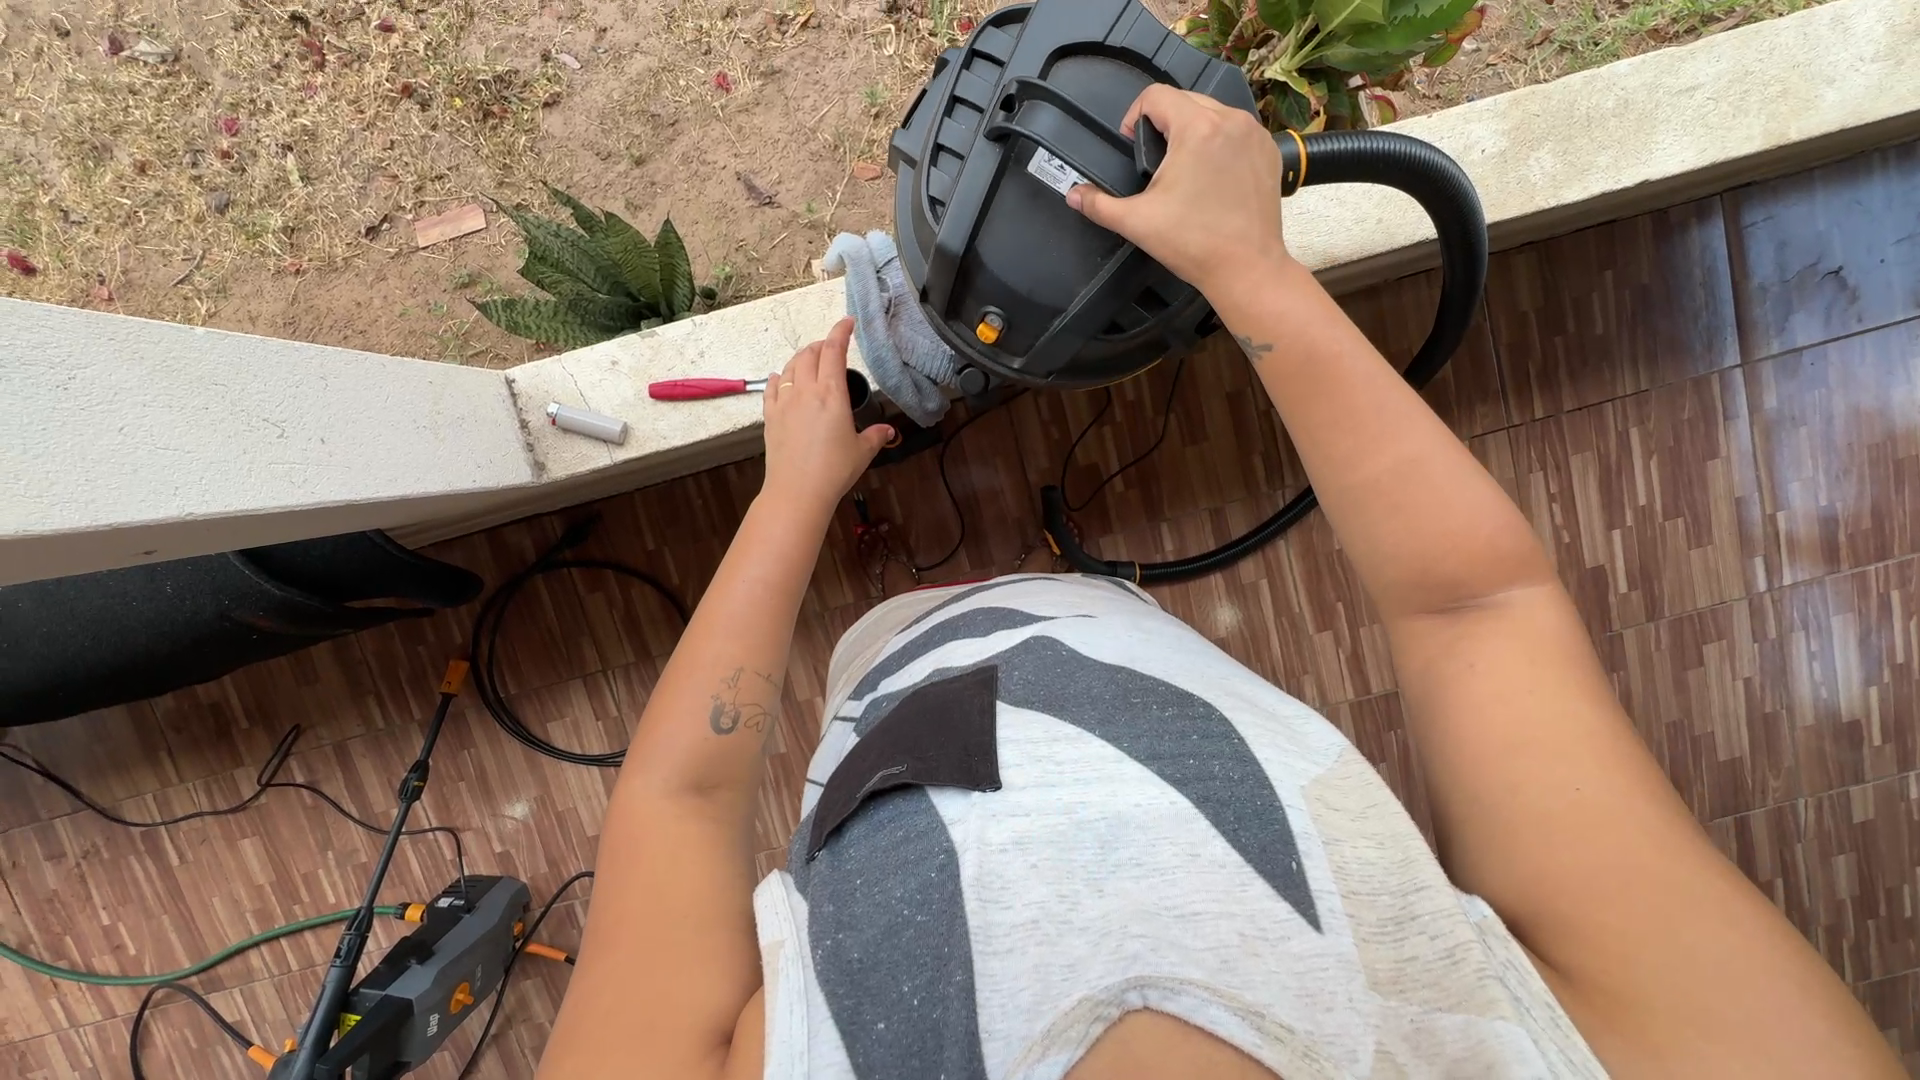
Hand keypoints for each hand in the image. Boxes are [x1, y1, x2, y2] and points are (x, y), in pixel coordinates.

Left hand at [760, 317, 893, 516]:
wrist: (797, 491)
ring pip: (791, 368)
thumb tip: (888, 430)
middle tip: (831, 347)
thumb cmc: (833, 471)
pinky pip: (772, 388)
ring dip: (801, 358)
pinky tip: (782, 378)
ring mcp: (785, 403)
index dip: (840, 332)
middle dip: (821, 345)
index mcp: (832, 395)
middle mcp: (806, 392)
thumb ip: (875, 436)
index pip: (835, 351)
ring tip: (810, 360)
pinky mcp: (771, 417)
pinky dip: (779, 377)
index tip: (847, 322)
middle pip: (810, 354)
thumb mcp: (862, 452)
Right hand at [1067, 86, 1293, 297]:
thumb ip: (1099, 205)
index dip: (1133, 116)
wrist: (1246, 267)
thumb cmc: (1194, 244)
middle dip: (1164, 123)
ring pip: (1213, 114)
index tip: (1131, 145)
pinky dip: (1220, 145)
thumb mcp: (1137, 222)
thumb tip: (1073, 195)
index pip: (1156, 96)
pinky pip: (1237, 132)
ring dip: (1192, 131)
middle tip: (1155, 162)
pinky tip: (1210, 178)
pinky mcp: (1269, 151)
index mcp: (1196, 128)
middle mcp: (1230, 120)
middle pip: (1185, 100)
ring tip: (1183, 169)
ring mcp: (1254, 134)